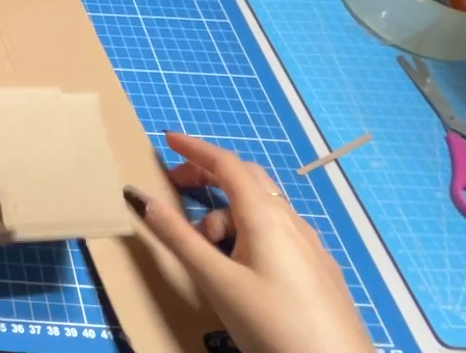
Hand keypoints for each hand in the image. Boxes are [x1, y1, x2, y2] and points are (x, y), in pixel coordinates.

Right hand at [127, 132, 373, 352]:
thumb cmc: (273, 325)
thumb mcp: (216, 281)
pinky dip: (249, 231)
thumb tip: (143, 198)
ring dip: (227, 212)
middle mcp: (291, 222)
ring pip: (263, 209)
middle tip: (177, 185)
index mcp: (266, 216)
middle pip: (247, 179)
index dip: (195, 148)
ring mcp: (312, 247)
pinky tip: (243, 265)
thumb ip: (178, 237)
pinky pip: (278, 232)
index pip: (226, 164)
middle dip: (209, 174)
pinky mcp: (321, 271)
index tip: (168, 139)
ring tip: (206, 246)